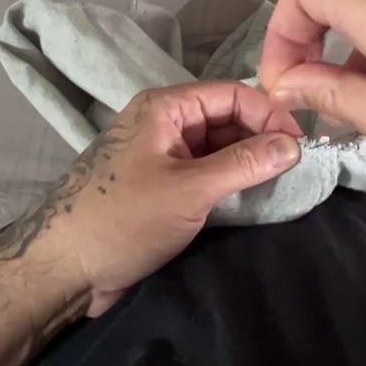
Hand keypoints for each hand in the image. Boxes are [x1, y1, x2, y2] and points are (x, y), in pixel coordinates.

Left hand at [0, 80, 303, 316]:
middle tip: (298, 168)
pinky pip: (206, 173)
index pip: (232, 94)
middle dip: (262, 138)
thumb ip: (244, 164)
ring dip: (249, 162)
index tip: (301, 146)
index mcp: (165, 108)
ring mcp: (162, 156)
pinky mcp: (162, 186)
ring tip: (283, 184)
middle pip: (227, 118)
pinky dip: (231, 182)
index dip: (269, 115)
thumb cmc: (123, 220)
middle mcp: (164, 124)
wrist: (64, 271)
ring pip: (219, 147)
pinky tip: (255, 198)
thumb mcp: (189, 189)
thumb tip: (294, 144)